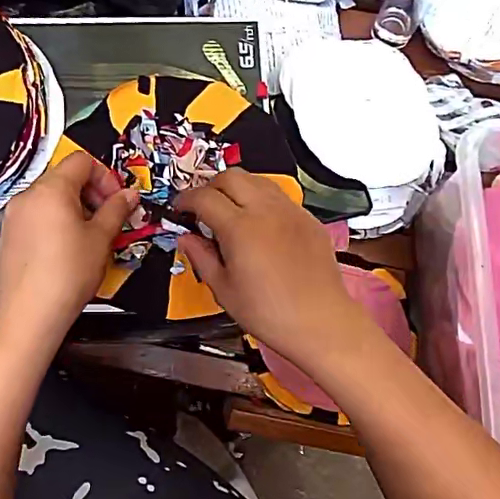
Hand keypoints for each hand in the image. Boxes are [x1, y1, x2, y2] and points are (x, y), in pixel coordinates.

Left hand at [0, 153, 137, 335]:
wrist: (31, 312)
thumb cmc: (61, 278)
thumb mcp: (101, 238)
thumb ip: (117, 209)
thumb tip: (127, 196)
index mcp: (51, 190)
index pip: (82, 161)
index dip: (106, 177)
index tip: (117, 197)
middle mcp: (28, 197)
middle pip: (66, 177)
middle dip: (93, 193)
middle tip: (111, 215)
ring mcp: (15, 216)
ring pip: (52, 197)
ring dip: (77, 208)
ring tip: (93, 235)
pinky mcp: (11, 235)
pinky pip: (39, 216)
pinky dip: (58, 222)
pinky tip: (73, 247)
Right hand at [176, 171, 370, 370]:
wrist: (319, 322)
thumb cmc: (275, 314)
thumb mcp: (224, 289)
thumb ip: (201, 257)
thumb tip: (188, 240)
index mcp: (241, 229)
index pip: (204, 197)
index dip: (185, 200)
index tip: (180, 209)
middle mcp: (267, 212)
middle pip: (230, 177)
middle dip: (210, 187)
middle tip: (202, 206)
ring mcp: (291, 213)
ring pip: (258, 180)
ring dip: (238, 187)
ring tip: (229, 210)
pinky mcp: (308, 220)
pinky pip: (281, 196)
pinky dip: (263, 200)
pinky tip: (258, 222)